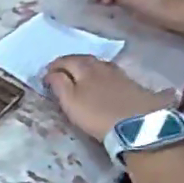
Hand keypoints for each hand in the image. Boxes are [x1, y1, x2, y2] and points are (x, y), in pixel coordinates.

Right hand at [44, 55, 170, 142]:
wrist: (138, 122)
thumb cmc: (96, 113)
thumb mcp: (70, 101)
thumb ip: (59, 85)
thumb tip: (51, 73)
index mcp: (84, 69)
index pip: (65, 61)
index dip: (53, 67)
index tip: (45, 78)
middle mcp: (101, 66)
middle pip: (83, 59)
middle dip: (69, 64)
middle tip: (59, 73)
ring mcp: (118, 73)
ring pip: (97, 64)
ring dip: (85, 67)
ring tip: (78, 76)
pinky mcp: (130, 82)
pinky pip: (109, 72)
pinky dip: (99, 73)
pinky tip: (99, 80)